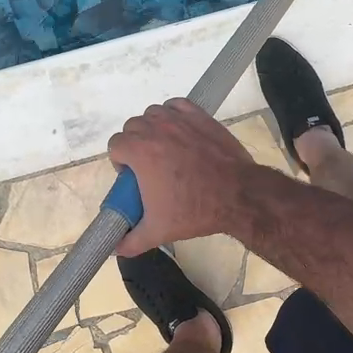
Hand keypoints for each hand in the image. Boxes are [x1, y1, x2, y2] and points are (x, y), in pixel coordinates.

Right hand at [107, 99, 255, 255]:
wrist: (238, 195)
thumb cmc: (194, 210)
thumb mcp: (158, 231)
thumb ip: (131, 242)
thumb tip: (115, 248)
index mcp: (140, 152)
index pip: (115, 145)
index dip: (120, 161)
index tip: (133, 178)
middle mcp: (156, 129)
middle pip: (132, 127)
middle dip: (135, 145)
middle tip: (148, 167)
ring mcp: (179, 120)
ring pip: (153, 114)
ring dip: (153, 128)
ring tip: (165, 149)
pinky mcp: (200, 116)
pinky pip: (177, 104)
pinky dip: (173, 113)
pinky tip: (179, 130)